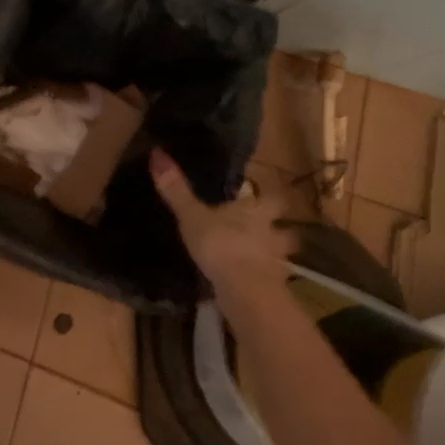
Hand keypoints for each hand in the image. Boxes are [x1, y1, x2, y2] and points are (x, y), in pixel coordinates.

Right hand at [150, 149, 295, 295]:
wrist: (246, 291)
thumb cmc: (220, 244)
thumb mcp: (191, 215)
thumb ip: (176, 189)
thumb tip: (157, 153)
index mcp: (255, 211)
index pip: (273, 200)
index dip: (270, 199)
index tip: (264, 197)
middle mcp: (271, 234)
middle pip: (286, 231)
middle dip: (280, 231)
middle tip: (267, 233)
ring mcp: (276, 264)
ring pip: (282, 258)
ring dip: (273, 259)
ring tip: (258, 261)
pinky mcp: (273, 290)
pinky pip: (271, 282)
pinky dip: (263, 282)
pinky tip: (249, 285)